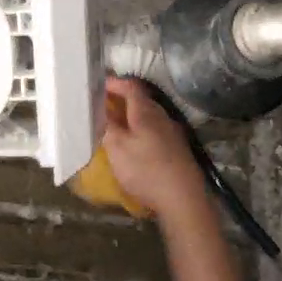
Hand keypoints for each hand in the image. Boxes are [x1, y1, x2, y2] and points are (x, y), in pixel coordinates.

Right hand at [101, 77, 208, 219]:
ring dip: (131, 116)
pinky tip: (134, 144)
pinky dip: (140, 130)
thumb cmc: (146, 170)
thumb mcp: (117, 148)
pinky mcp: (177, 149)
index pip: (131, 86)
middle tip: (102, 105)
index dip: (114, 83)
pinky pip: (155, 130)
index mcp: (146, 112)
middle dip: (121, 99)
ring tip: (115, 125)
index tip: (98, 85)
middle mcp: (162, 117)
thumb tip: (100, 108)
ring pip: (149, 116)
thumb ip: (107, 126)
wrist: (183, 198)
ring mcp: (172, 133)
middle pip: (141, 100)